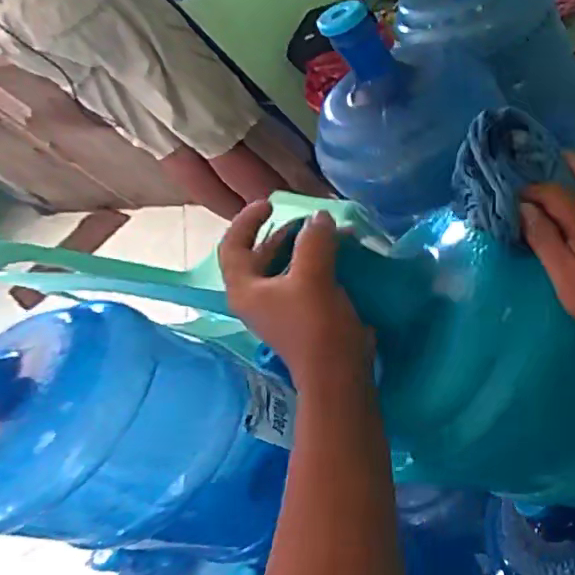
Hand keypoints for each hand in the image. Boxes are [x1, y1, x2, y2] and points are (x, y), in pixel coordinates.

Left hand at [218, 203, 369, 378]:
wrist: (338, 371)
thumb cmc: (316, 324)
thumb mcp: (313, 277)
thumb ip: (314, 241)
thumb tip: (320, 217)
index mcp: (246, 289)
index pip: (233, 246)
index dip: (247, 221)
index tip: (271, 204)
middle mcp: (257, 298)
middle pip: (261, 256)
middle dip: (283, 234)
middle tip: (309, 220)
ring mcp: (281, 309)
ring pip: (286, 268)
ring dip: (305, 248)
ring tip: (330, 235)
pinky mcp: (304, 316)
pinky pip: (305, 281)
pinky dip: (319, 264)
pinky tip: (341, 259)